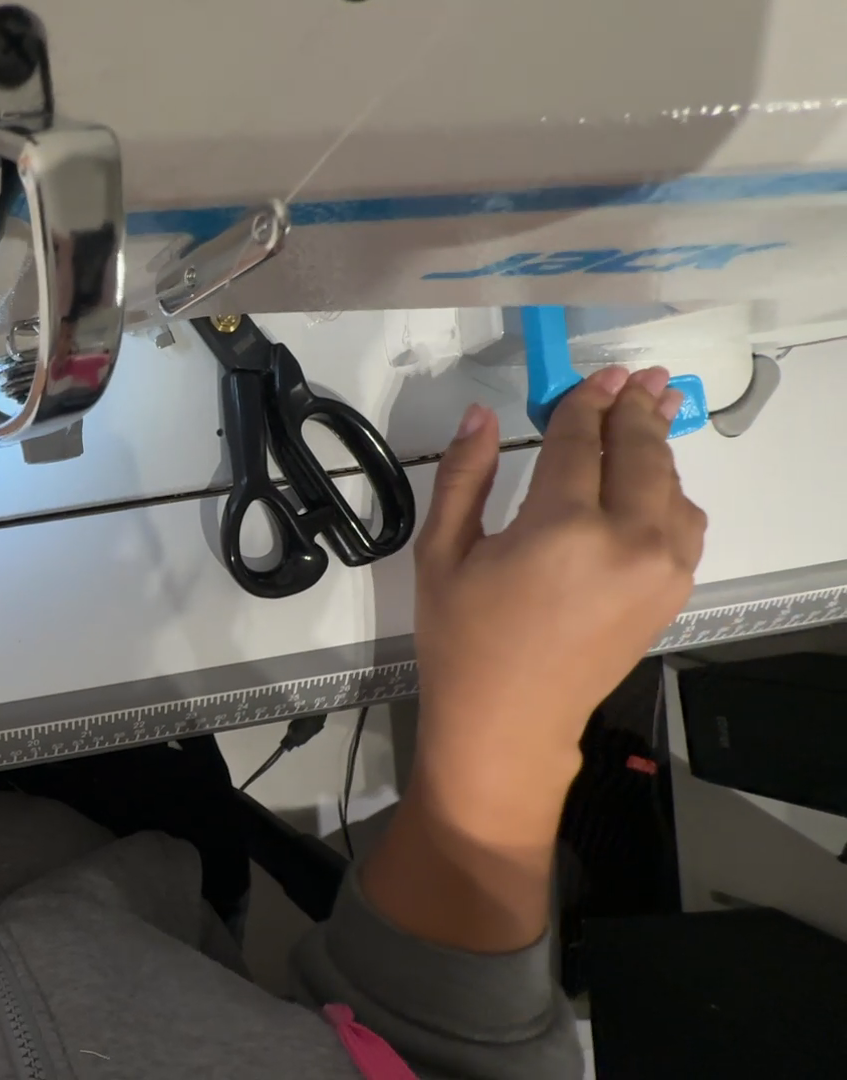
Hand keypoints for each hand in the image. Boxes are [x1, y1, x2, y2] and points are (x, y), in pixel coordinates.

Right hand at [413, 366, 706, 829]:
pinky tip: (653, 480)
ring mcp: (663, 564)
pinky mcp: (675, 587)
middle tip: (639, 376)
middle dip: (635, 411)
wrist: (508, 711)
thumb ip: (462, 478)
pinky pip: (685, 521)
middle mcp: (629, 537)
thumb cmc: (459, 632)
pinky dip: (669, 490)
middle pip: (641, 454)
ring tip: (652, 413)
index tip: (592, 375)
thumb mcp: (440, 552)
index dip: (584, 405)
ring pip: (672, 485)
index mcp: (561, 526)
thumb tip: (478, 418)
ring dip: (658, 447)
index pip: (581, 443)